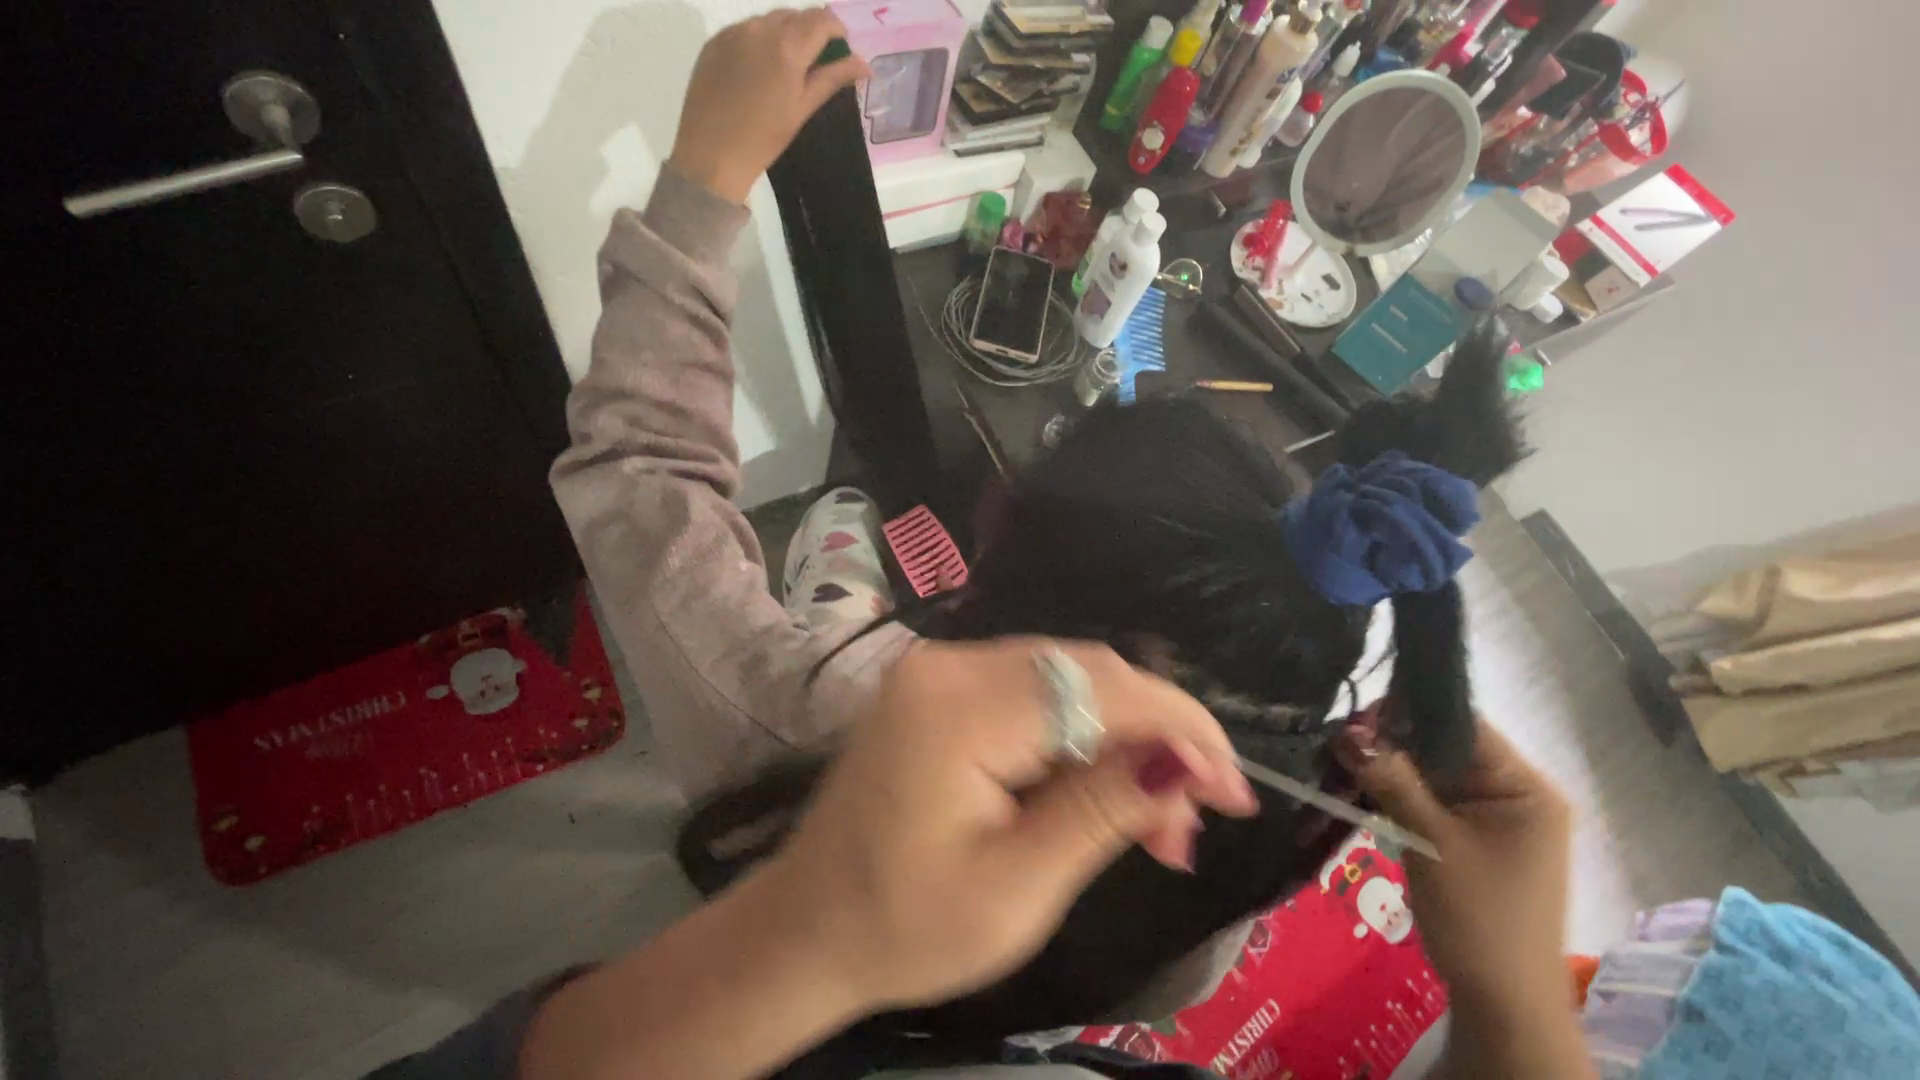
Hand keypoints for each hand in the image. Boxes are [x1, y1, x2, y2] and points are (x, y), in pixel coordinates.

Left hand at [668, 8, 869, 203]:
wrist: (711, 154)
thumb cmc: (763, 139)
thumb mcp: (802, 109)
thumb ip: (832, 79)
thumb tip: (864, 64)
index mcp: (787, 47)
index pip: (821, 19)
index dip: (836, 31)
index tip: (838, 51)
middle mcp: (760, 28)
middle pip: (795, 16)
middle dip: (809, 33)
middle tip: (811, 66)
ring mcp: (734, 32)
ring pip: (769, 20)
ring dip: (783, 36)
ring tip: (782, 71)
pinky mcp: (715, 41)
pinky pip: (745, 30)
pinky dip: (759, 42)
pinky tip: (756, 73)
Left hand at [755, 638, 1260, 1012]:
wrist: (808, 925)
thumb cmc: (905, 926)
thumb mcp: (1018, 887)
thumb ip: (1103, 811)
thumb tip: (1186, 764)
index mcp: (957, 711)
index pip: (1100, 688)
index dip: (1180, 728)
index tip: (1233, 791)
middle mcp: (947, 664)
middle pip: (1087, 674)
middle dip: (1156, 738)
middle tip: (1194, 822)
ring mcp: (940, 669)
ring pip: (1068, 680)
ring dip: (1123, 740)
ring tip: (1158, 823)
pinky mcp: (940, 687)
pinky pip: (1034, 691)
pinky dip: (1081, 736)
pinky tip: (1103, 790)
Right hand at [1335, 717, 1572, 1010]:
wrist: (1503, 1002)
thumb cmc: (1477, 917)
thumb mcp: (1430, 841)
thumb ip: (1392, 780)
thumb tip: (1349, 730)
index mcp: (1524, 787)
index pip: (1462, 724)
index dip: (1407, 714)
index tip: (1354, 723)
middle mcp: (1517, 793)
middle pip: (1445, 747)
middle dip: (1391, 744)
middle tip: (1336, 747)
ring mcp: (1498, 817)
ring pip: (1434, 774)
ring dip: (1390, 771)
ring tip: (1339, 767)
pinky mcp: (1477, 839)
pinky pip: (1434, 800)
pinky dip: (1399, 796)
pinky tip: (1360, 793)